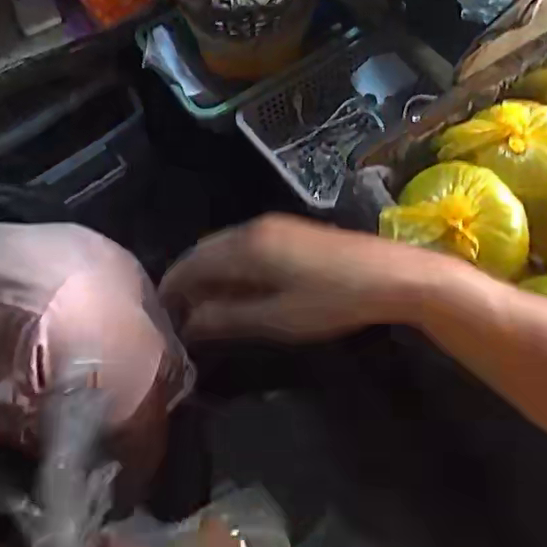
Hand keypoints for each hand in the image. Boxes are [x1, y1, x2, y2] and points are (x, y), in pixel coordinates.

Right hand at [158, 214, 459, 344]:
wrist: (389, 274)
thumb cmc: (332, 301)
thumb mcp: (276, 319)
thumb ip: (227, 318)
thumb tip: (187, 323)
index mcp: (244, 246)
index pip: (191, 264)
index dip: (171, 289)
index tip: (158, 315)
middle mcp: (251, 227)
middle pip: (203, 250)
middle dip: (185, 279)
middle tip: (175, 314)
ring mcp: (270, 224)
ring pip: (222, 246)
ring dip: (206, 272)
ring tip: (199, 306)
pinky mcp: (287, 229)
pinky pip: (241, 244)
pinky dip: (227, 265)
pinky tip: (233, 288)